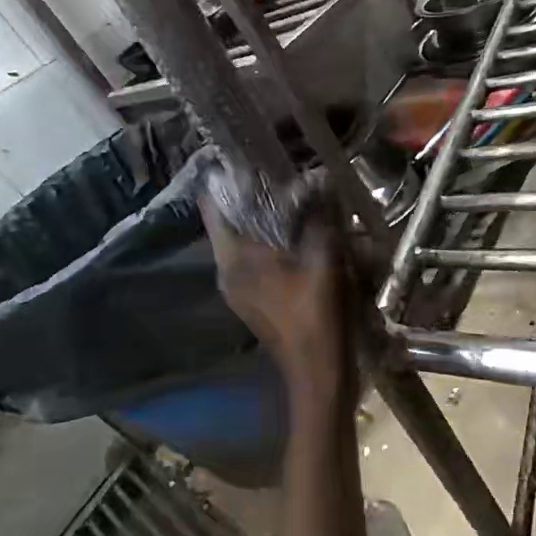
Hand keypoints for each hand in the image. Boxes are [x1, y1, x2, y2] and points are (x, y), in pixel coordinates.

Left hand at [200, 197, 354, 409]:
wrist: (318, 377)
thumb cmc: (317, 316)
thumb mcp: (325, 259)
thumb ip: (320, 216)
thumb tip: (318, 179)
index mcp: (233, 257)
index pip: (210, 204)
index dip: (224, 178)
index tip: (247, 158)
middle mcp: (225, 270)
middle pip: (227, 220)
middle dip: (249, 198)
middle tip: (278, 177)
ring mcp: (235, 289)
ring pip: (240, 241)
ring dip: (261, 222)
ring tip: (290, 203)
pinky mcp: (251, 301)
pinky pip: (251, 260)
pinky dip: (267, 244)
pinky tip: (295, 240)